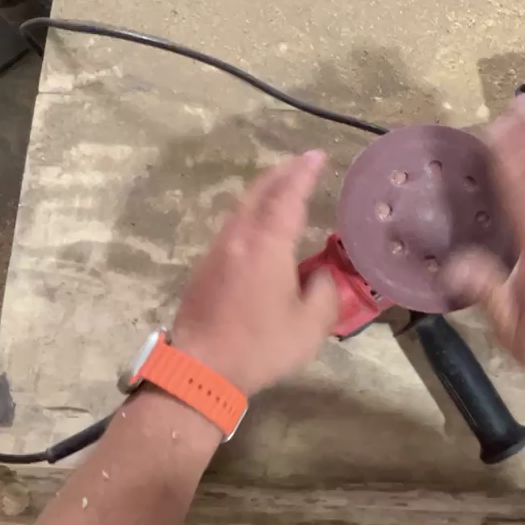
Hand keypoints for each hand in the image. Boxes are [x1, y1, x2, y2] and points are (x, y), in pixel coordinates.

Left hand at [171, 151, 340, 395]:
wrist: (200, 368)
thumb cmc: (259, 346)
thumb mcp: (309, 327)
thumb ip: (324, 293)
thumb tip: (320, 276)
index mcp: (267, 245)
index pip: (289, 197)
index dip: (303, 173)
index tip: (316, 155)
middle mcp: (240, 238)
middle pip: (260, 192)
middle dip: (282, 173)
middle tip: (301, 164)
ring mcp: (218, 251)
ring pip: (243, 207)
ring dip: (265, 191)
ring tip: (283, 188)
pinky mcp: (206, 267)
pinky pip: (233, 225)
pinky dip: (252, 212)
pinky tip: (260, 224)